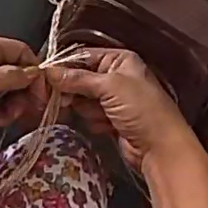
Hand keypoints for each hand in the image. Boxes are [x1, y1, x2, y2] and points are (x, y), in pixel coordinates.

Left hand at [0, 35, 40, 163]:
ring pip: (7, 87)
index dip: (34, 71)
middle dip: (23, 91)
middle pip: (16, 69)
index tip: (41, 95)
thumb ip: (13, 75)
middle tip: (23, 110)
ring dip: (12, 104)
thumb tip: (34, 72)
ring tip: (3, 117)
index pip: (21, 50)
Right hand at [44, 48, 195, 170]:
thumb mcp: (109, 87)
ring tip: (97, 115)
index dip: (64, 66)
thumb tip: (48, 72)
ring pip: (82, 97)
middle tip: (61, 99)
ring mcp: (114, 99)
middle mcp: (116, 76)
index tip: (46, 76)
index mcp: (120, 60)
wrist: (162, 150)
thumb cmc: (142, 110)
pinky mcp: (111, 119)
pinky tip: (103, 126)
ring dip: (85, 107)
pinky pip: (90, 114)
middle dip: (72, 90)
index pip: (83, 57)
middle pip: (80, 78)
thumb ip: (77, 78)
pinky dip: (92, 119)